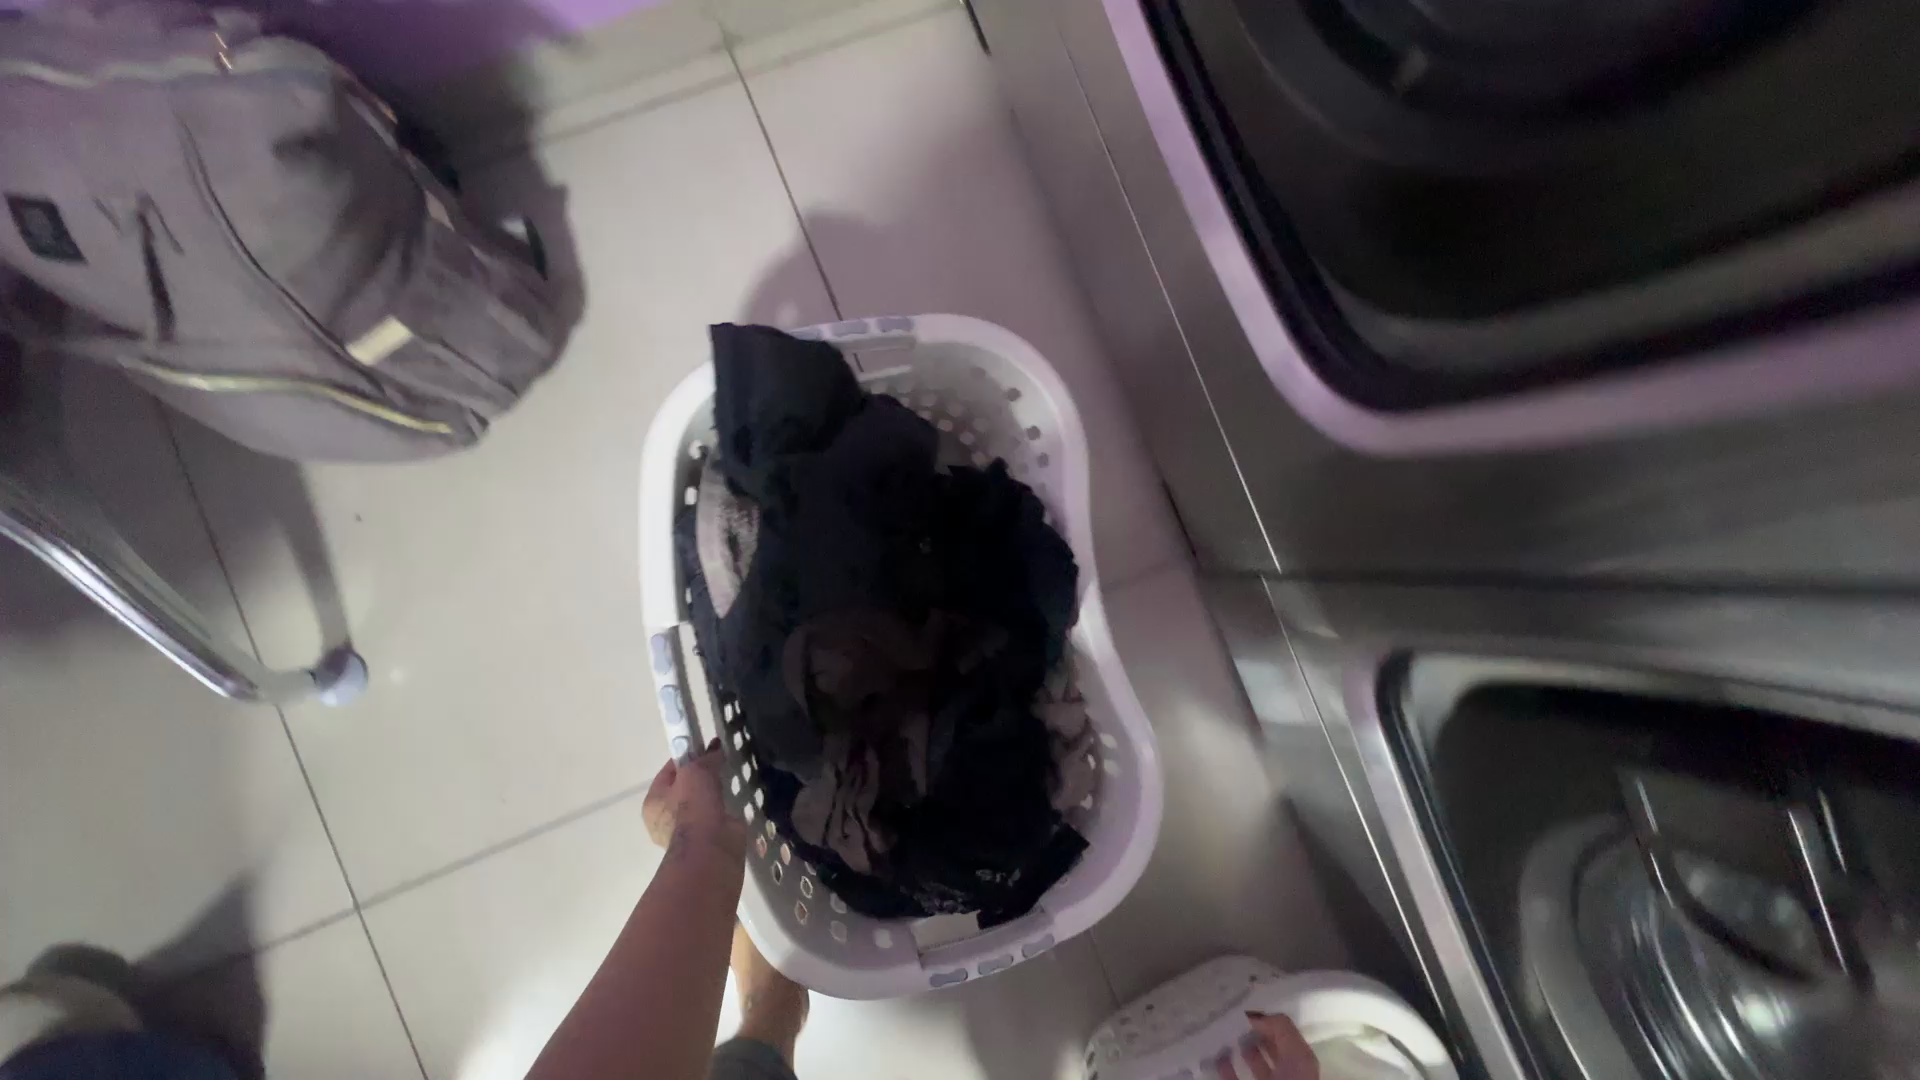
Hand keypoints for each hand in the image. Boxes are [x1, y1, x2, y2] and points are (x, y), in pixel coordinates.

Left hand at [643, 743, 746, 860]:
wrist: (710, 845)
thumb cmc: (693, 805)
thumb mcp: (697, 770)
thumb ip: (706, 757)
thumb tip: (716, 748)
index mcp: (653, 802)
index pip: (668, 771)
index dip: (687, 757)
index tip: (705, 749)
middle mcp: (663, 819)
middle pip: (682, 788)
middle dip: (700, 776)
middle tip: (719, 765)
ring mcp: (683, 832)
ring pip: (697, 804)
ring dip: (711, 794)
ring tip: (728, 781)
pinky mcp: (702, 840)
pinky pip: (710, 817)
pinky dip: (720, 809)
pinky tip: (732, 800)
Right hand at [1217, 1013, 1317, 1079]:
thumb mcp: (1298, 1057)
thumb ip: (1282, 1029)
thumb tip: (1256, 1015)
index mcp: (1300, 1067)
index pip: (1286, 1036)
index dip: (1269, 1020)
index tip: (1247, 1006)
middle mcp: (1285, 1078)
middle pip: (1269, 1049)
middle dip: (1253, 1031)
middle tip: (1232, 1015)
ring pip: (1252, 1065)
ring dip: (1238, 1047)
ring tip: (1223, 1031)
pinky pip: (1232, 1078)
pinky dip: (1224, 1067)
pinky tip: (1216, 1054)